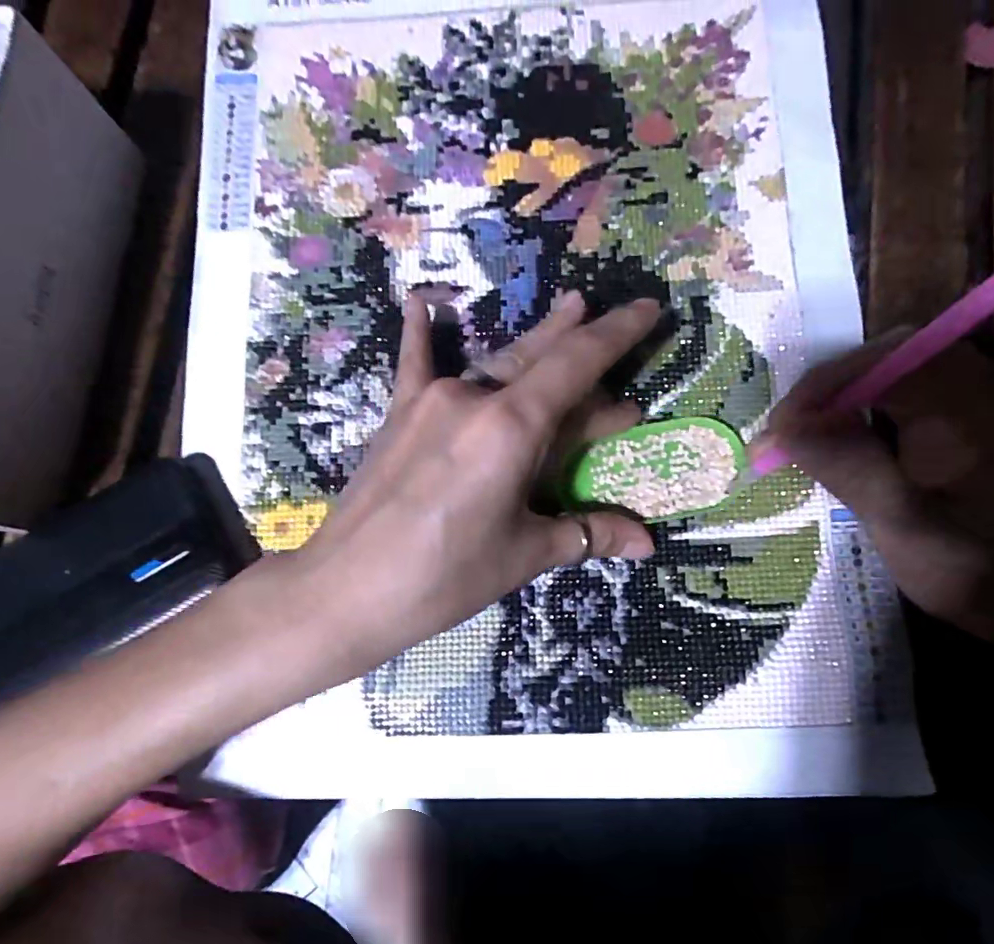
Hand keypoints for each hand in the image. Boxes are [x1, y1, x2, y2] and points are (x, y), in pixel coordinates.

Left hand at [279, 292, 659, 676]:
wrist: (346, 591)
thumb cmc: (445, 577)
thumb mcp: (524, 555)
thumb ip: (587, 534)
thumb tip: (646, 543)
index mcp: (512, 427)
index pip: (578, 364)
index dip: (618, 333)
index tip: (648, 309)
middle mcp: (473, 398)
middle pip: (540, 359)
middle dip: (582, 341)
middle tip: (611, 323)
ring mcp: (429, 401)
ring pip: (494, 363)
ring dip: (534, 344)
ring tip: (566, 309)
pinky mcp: (397, 417)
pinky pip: (414, 365)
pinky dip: (421, 336)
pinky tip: (420, 302)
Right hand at [757, 328, 993, 642]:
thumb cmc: (973, 575)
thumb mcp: (900, 525)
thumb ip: (846, 465)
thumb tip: (784, 428)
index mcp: (987, 413)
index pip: (894, 360)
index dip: (828, 383)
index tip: (781, 426)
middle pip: (905, 353)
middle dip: (838, 386)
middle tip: (791, 428)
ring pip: (917, 366)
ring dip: (860, 394)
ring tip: (816, 433)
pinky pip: (936, 387)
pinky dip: (889, 405)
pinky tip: (863, 438)